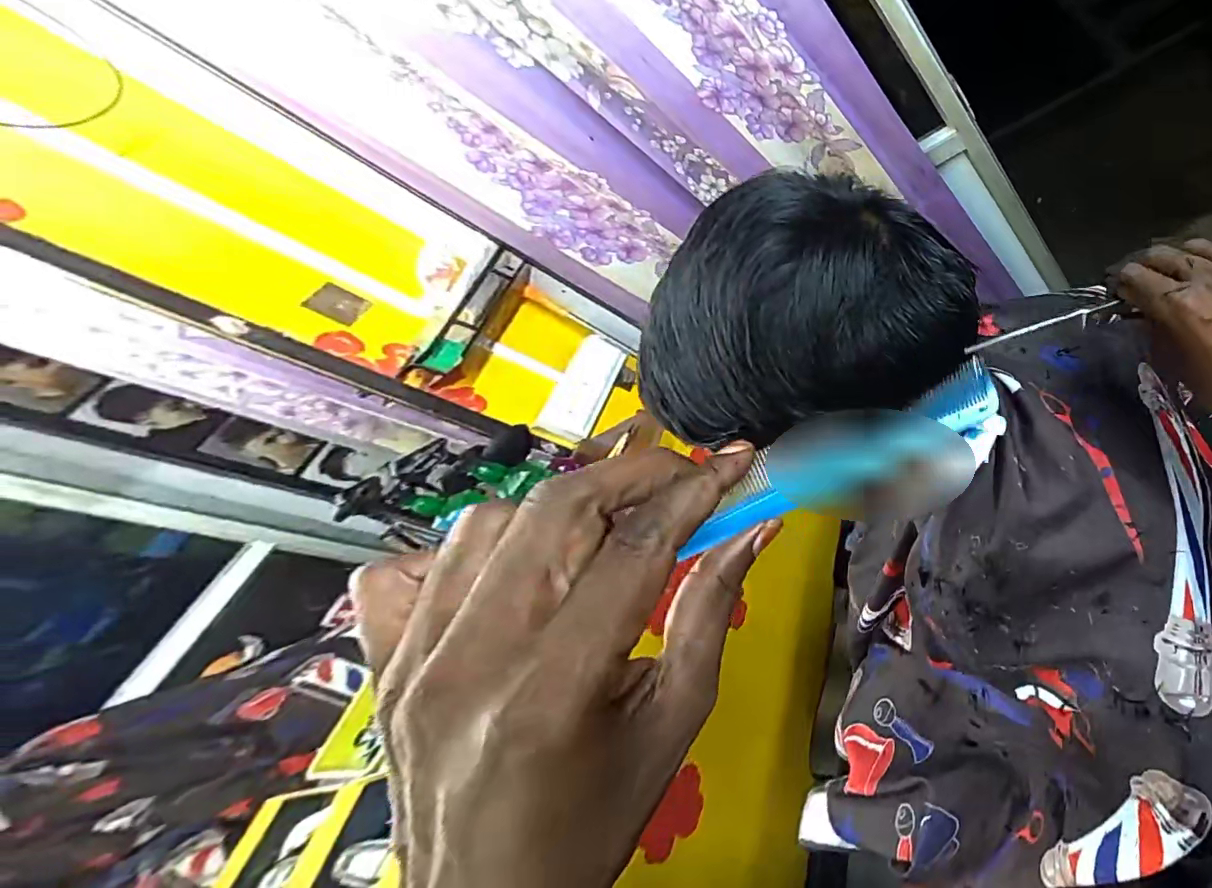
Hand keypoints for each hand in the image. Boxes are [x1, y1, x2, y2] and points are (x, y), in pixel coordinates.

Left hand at [350, 447, 780, 887]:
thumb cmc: (592, 818)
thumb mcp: (678, 715)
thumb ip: (712, 608)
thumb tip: (753, 530)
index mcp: (553, 689)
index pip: (635, 546)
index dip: (695, 492)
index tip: (731, 465)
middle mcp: (470, 663)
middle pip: (559, 509)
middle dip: (637, 472)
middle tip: (684, 475)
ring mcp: (414, 658)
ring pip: (493, 517)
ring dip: (569, 502)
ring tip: (615, 522)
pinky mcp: (385, 659)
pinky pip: (419, 560)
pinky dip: (482, 540)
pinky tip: (522, 562)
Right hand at [1112, 237, 1211, 467]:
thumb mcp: (1186, 372)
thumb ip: (1164, 335)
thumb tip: (1150, 317)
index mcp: (1184, 307)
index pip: (1139, 278)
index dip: (1123, 281)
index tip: (1120, 287)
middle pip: (1165, 255)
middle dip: (1147, 265)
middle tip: (1143, 277)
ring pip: (1200, 246)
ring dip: (1182, 257)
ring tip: (1180, 270)